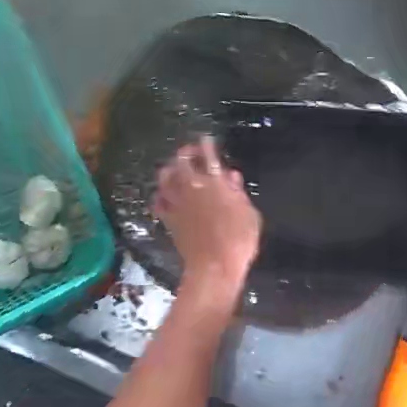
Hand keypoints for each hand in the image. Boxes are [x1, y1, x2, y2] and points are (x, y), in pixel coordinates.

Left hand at [154, 136, 260, 313]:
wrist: (214, 266)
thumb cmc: (239, 239)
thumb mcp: (249, 213)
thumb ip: (238, 192)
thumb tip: (231, 176)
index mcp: (214, 182)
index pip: (208, 155)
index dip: (205, 145)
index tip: (205, 139)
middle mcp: (192, 186)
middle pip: (181, 161)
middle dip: (185, 153)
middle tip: (190, 153)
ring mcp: (177, 202)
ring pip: (165, 177)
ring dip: (169, 170)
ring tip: (173, 169)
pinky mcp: (168, 218)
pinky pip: (158, 201)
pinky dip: (160, 195)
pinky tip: (163, 196)